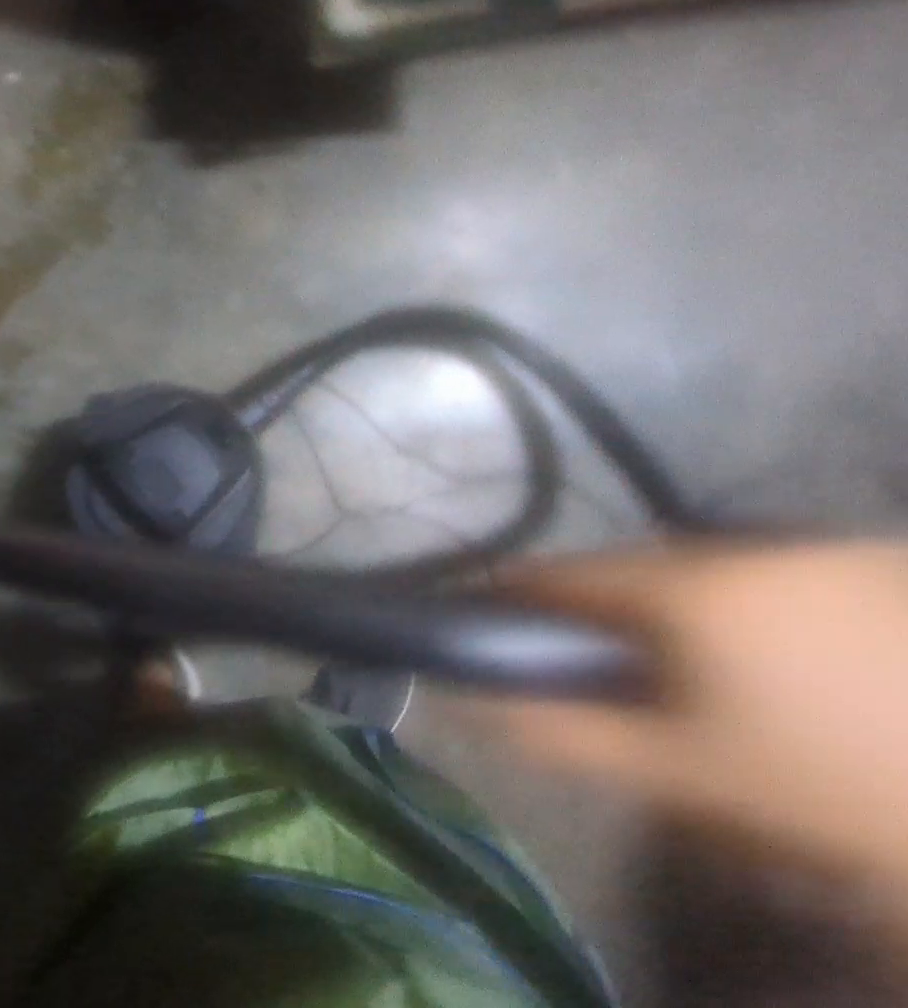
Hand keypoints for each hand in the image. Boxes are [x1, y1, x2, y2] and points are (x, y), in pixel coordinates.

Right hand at [492, 543, 907, 894]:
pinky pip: (769, 574)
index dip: (518, 594)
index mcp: (698, 588)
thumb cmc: (822, 787)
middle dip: (597, 607)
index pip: (570, 572)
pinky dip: (733, 604)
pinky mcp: (885, 573)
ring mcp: (833, 554)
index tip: (487, 621)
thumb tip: (468, 705)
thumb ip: (561, 730)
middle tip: (582, 659)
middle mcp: (760, 548)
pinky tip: (753, 655)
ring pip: (704, 569)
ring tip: (669, 662)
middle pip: (637, 568)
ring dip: (665, 605)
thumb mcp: (679, 770)